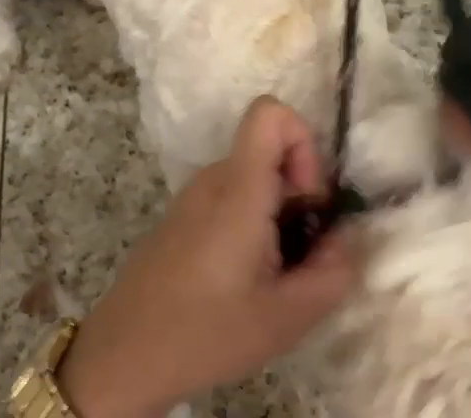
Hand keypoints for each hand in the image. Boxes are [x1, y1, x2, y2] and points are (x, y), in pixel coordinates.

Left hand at [57, 97, 361, 417]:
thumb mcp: (287, 317)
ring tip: (273, 276)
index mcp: (238, 188)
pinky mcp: (182, 216)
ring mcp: (193, 195)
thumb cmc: (206, 333)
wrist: (123, 356)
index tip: (309, 201)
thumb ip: (334, 272)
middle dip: (299, 194)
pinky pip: (231, 198)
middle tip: (300, 255)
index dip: (304, 143)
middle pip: (270, 152)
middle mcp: (213, 178)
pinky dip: (251, 225)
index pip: (270, 112)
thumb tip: (347, 237)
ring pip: (253, 178)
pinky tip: (244, 281)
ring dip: (277, 215)